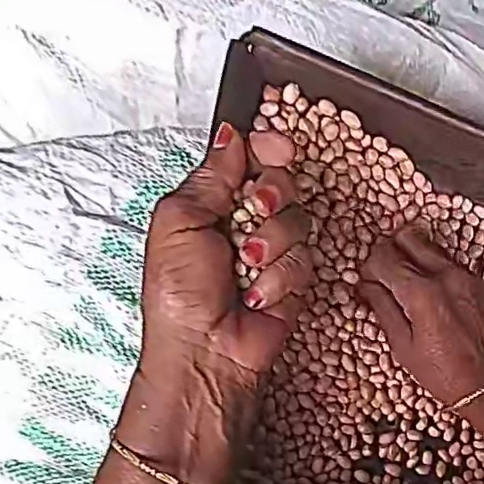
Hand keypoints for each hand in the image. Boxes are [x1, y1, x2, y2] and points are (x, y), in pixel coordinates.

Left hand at [141, 121, 316, 380]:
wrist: (204, 347)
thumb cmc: (179, 293)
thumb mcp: (178, 220)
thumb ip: (211, 177)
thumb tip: (231, 137)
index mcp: (215, 203)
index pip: (252, 160)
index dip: (269, 149)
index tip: (277, 147)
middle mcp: (248, 224)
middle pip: (283, 185)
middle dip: (273, 196)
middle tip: (256, 211)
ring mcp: (274, 254)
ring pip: (298, 224)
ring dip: (271, 245)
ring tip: (245, 268)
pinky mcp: (294, 283)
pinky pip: (304, 263)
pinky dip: (278, 279)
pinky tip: (256, 296)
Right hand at [357, 226, 483, 406]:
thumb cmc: (445, 375)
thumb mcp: (403, 347)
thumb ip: (383, 309)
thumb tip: (368, 286)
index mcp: (423, 295)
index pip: (384, 258)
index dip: (370, 267)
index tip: (368, 280)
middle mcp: (448, 278)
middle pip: (408, 240)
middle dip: (390, 252)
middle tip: (384, 275)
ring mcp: (468, 278)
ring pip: (431, 247)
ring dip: (413, 258)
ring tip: (406, 285)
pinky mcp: (481, 284)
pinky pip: (451, 263)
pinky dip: (435, 269)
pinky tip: (431, 293)